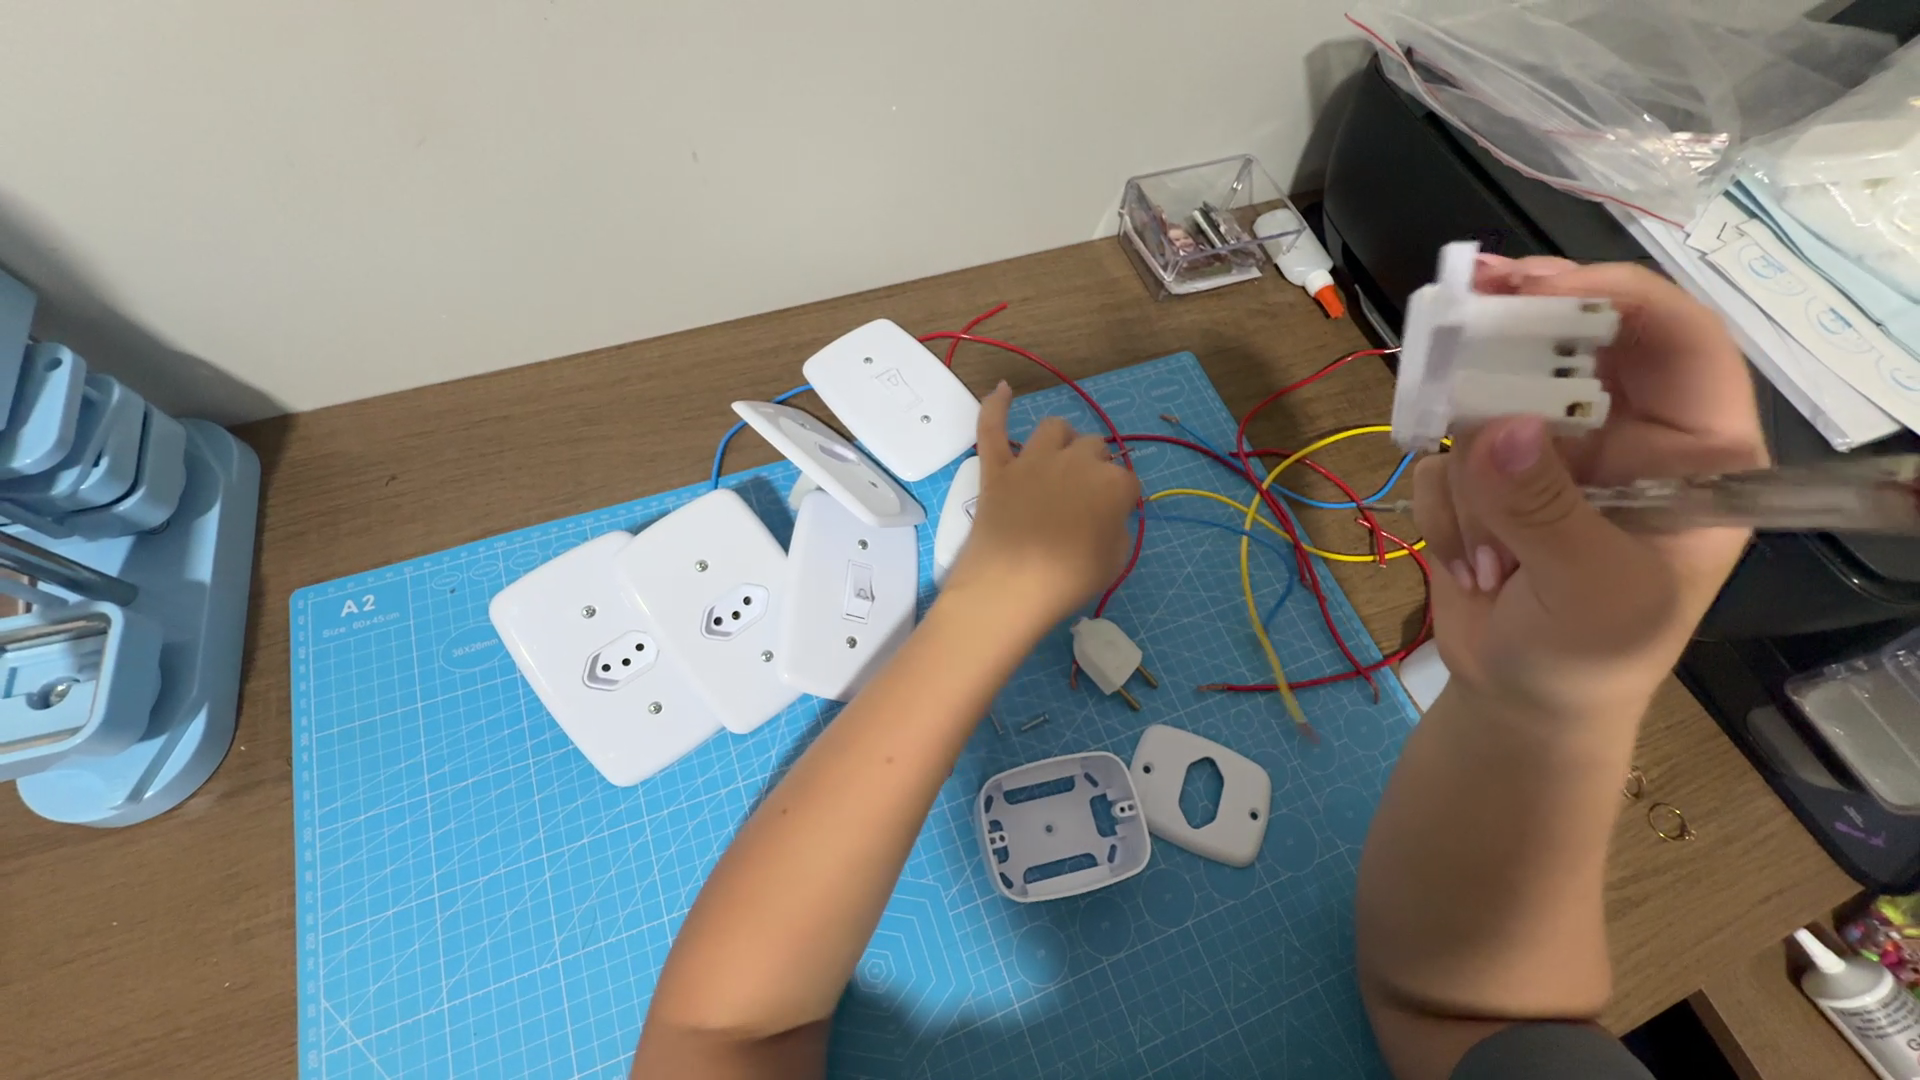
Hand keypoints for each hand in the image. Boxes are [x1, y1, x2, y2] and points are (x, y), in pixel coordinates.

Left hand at [941, 382, 1140, 630]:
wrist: (1011, 585)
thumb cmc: (1069, 580)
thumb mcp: (1114, 561)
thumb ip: (1116, 528)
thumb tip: (1106, 516)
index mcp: (1113, 483)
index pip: (1127, 481)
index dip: (1121, 500)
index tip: (1111, 520)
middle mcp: (1076, 460)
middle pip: (1094, 449)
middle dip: (1095, 468)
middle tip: (1084, 500)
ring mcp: (1033, 460)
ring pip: (1055, 429)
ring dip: (1063, 440)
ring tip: (1059, 459)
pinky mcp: (997, 469)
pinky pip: (993, 428)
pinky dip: (996, 407)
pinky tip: (1001, 390)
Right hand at [1413, 257, 1766, 722]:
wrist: (1521, 695)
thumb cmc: (1592, 652)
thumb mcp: (1590, 589)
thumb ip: (1545, 510)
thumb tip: (1494, 431)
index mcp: (1690, 451)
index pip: (1672, 341)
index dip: (1608, 297)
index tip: (1525, 284)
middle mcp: (1616, 437)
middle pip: (1560, 353)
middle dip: (1503, 352)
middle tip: (1449, 312)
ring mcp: (1539, 458)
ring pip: (1477, 416)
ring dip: (1468, 490)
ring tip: (1491, 562)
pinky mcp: (1477, 481)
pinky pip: (1437, 463)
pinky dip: (1440, 515)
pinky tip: (1470, 566)